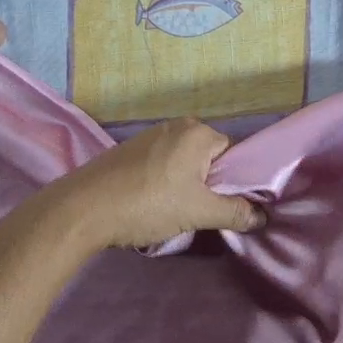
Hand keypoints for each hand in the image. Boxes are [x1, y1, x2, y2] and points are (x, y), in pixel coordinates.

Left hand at [16, 117, 263, 252]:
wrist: (82, 210)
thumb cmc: (148, 205)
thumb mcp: (199, 212)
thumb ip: (235, 212)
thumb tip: (261, 216)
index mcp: (198, 132)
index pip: (233, 155)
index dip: (231, 182)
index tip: (221, 206)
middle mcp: (176, 126)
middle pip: (208, 159)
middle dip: (207, 185)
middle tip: (196, 211)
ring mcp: (148, 137)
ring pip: (183, 164)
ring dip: (183, 186)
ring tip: (170, 211)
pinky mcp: (127, 151)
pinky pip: (160, 166)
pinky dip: (161, 184)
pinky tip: (149, 205)